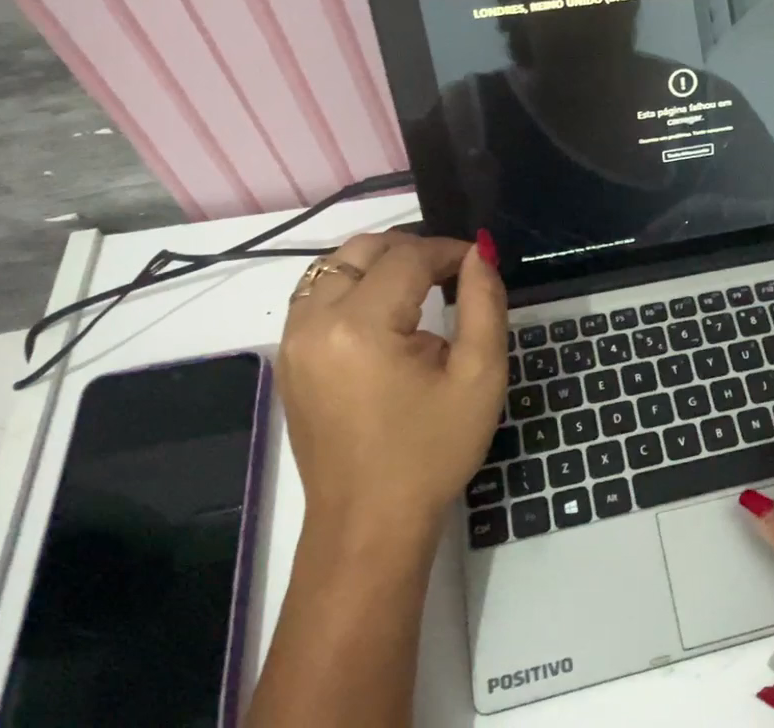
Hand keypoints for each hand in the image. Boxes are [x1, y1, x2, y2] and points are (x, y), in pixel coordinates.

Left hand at [275, 231, 507, 538]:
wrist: (370, 524)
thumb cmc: (432, 452)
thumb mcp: (478, 377)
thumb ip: (484, 303)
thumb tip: (480, 252)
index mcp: (360, 326)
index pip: (407, 258)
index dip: (448, 250)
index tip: (478, 263)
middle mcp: (314, 323)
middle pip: (362, 250)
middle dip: (412, 249)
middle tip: (453, 272)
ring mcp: (293, 342)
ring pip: (332, 267)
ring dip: (377, 263)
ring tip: (421, 286)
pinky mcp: (289, 360)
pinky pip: (316, 297)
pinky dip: (351, 286)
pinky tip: (385, 312)